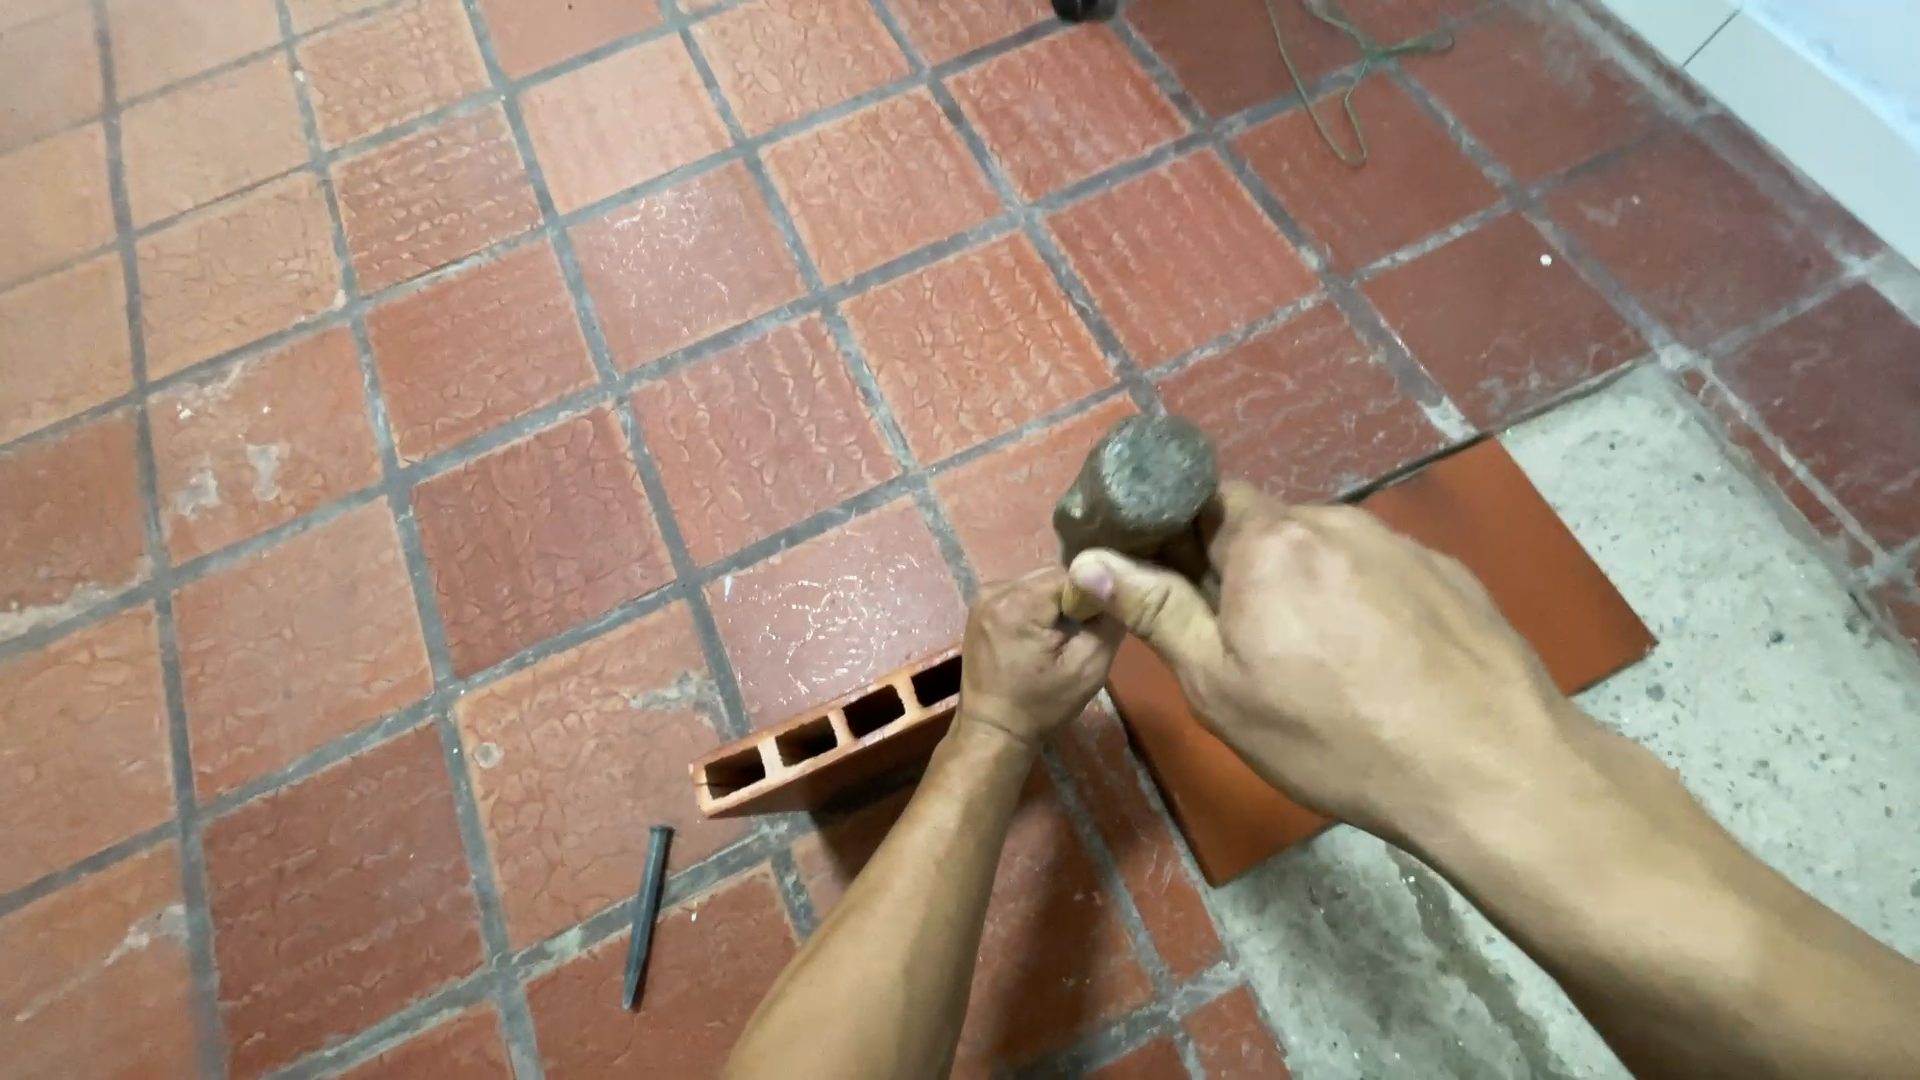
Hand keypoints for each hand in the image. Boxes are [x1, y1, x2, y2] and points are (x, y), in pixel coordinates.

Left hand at [957, 568, 1125, 747]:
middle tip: (1077, 634)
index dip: (1090, 597)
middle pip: (1051, 576)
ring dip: (1053, 603)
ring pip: (1037, 583)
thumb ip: (1107, 624)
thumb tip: (1118, 590)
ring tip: (1059, 637)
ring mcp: (983, 596)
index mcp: (1018, 602)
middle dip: (1070, 600)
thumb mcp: (1088, 670)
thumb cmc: (1040, 705)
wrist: (993, 729)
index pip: (1070, 575)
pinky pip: (1020, 593)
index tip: (1093, 626)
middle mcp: (995, 589)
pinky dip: (1035, 608)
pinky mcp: (979, 606)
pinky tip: (1039, 636)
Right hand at [1066, 482, 1590, 841]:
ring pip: (1321, 549)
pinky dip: (1357, 599)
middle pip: (1263, 526)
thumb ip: (1155, 609)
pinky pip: (1376, 570)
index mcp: (1267, 540)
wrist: (1492, 772)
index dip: (1180, 536)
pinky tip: (1377, 660)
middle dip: (1240, 567)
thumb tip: (1088, 560)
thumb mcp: (1218, 684)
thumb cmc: (1330, 733)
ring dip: (1300, 584)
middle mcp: (1331, 520)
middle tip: (1246, 639)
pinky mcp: (1447, 572)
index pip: (1202, 500)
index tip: (1178, 584)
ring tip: (1318, 658)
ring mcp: (1398, 543)